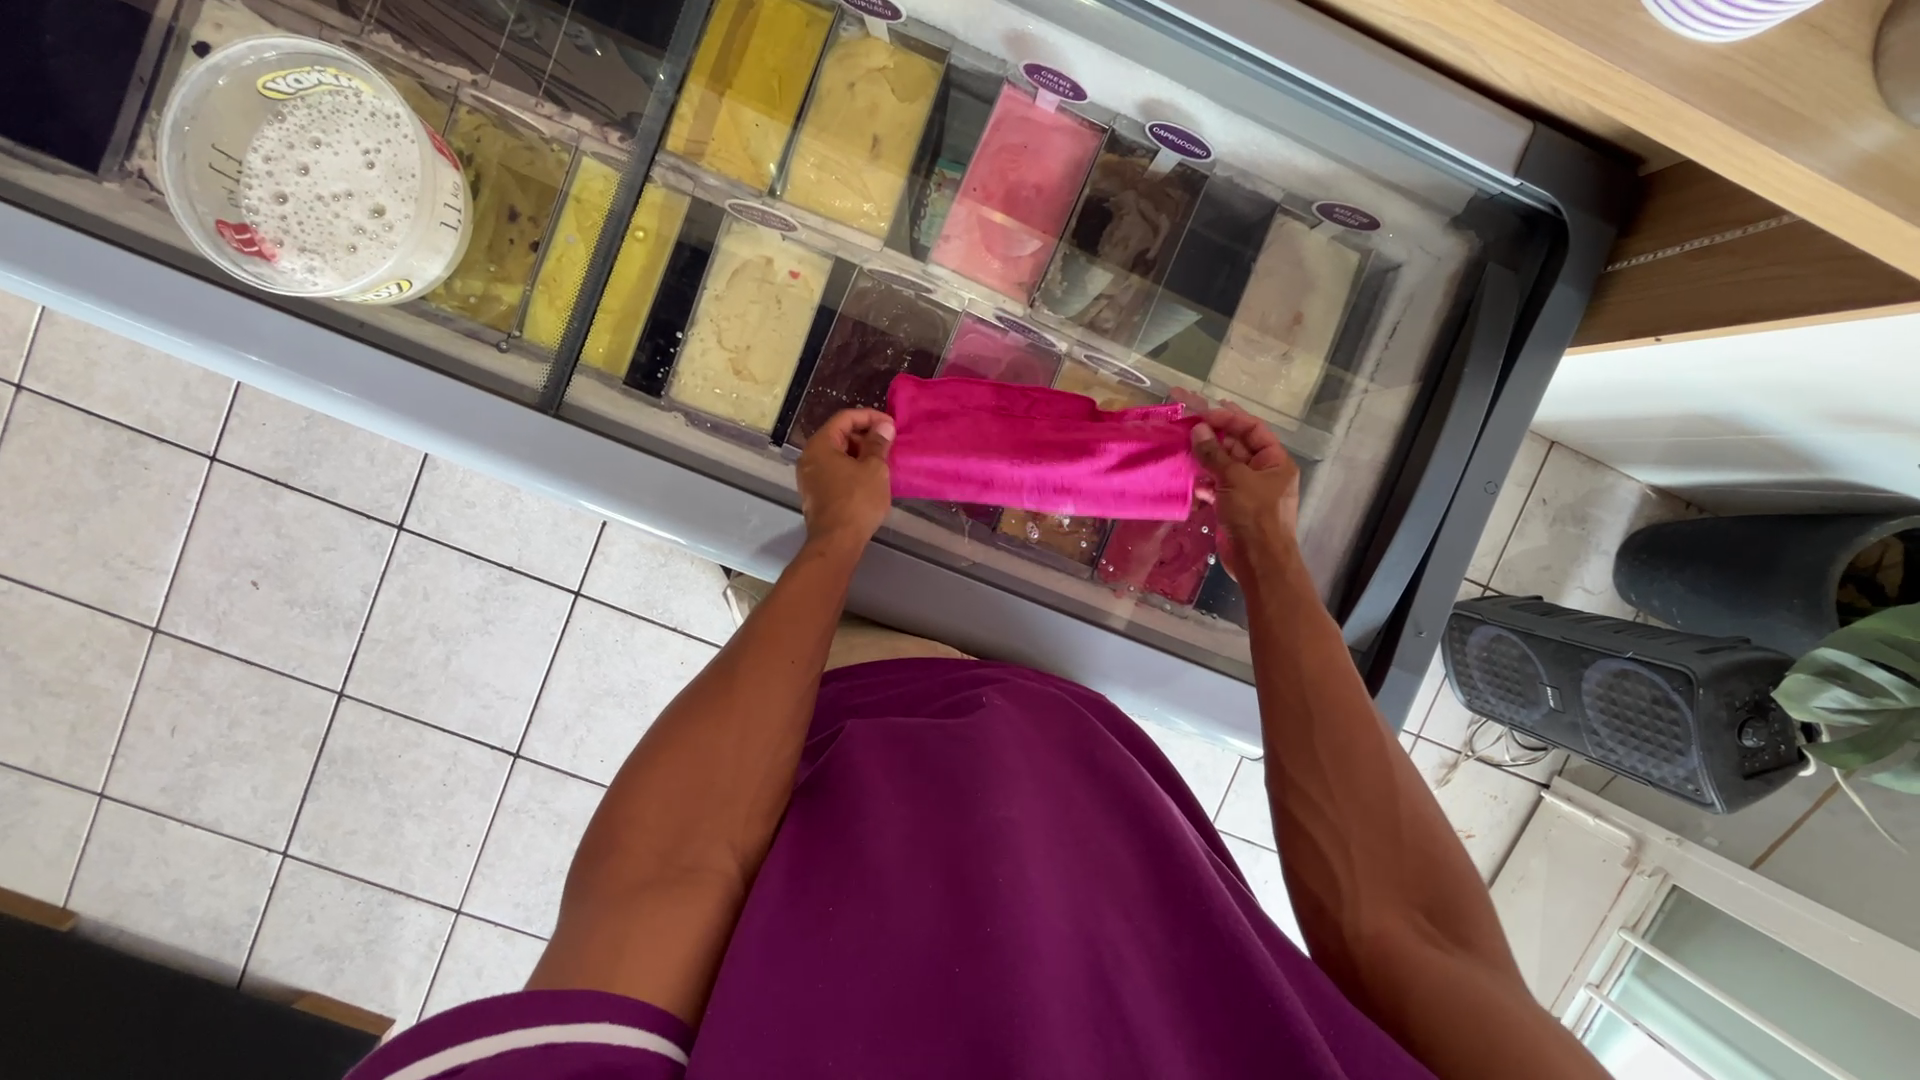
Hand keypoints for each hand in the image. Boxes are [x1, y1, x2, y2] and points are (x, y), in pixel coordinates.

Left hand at [795, 408, 894, 551]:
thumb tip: (884, 426)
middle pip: (839, 435)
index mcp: (820, 444)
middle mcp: (809, 457)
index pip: (845, 418)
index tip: (891, 425)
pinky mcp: (815, 494)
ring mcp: (810, 477)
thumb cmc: (857, 501)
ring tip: (883, 461)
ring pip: (837, 455)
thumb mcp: (874, 468)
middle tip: (889, 444)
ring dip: (861, 454)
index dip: (870, 417)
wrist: (837, 541)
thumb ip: (878, 443)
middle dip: (865, 436)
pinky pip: (835, 472)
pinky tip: (870, 479)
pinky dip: (852, 469)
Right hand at [1188, 399, 1299, 582]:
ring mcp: (1248, 492)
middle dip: (1214, 438)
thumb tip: (1199, 430)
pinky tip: (1189, 481)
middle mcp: (1263, 473)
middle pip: (1237, 447)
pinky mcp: (1233, 508)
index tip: (1204, 412)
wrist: (1259, 561)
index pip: (1253, 430)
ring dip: (1205, 460)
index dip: (1230, 418)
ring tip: (1183, 450)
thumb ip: (1215, 453)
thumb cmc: (1254, 515)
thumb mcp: (1234, 479)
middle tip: (1188, 427)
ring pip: (1224, 468)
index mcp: (1274, 461)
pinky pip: (1217, 488)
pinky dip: (1204, 484)